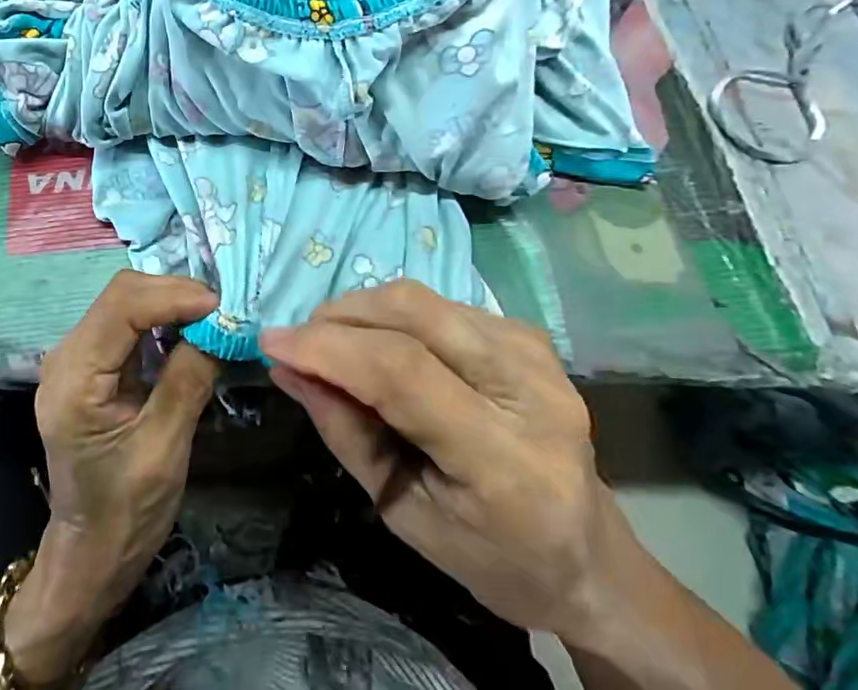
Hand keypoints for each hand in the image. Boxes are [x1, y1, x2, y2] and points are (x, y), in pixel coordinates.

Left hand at [6, 271, 220, 680]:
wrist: (92, 548)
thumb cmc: (127, 510)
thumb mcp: (164, 449)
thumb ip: (188, 381)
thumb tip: (219, 327)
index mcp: (74, 377)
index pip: (121, 306)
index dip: (174, 295)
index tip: (221, 306)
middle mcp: (65, 356)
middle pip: (120, 297)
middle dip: (174, 294)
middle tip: (224, 310)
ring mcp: (73, 359)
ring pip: (123, 305)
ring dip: (170, 303)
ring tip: (214, 316)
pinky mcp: (88, 366)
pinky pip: (124, 326)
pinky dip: (160, 320)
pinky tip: (190, 329)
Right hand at [260, 281, 632, 645]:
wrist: (588, 558)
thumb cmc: (490, 556)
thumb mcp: (401, 511)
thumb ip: (343, 432)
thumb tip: (286, 368)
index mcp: (505, 460)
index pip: (400, 372)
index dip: (326, 348)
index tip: (270, 343)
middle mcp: (531, 392)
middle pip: (412, 313)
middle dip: (337, 317)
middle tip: (298, 343)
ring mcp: (537, 356)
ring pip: (422, 298)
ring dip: (360, 312)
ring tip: (333, 346)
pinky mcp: (530, 336)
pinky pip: (438, 304)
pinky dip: (392, 317)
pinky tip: (383, 348)